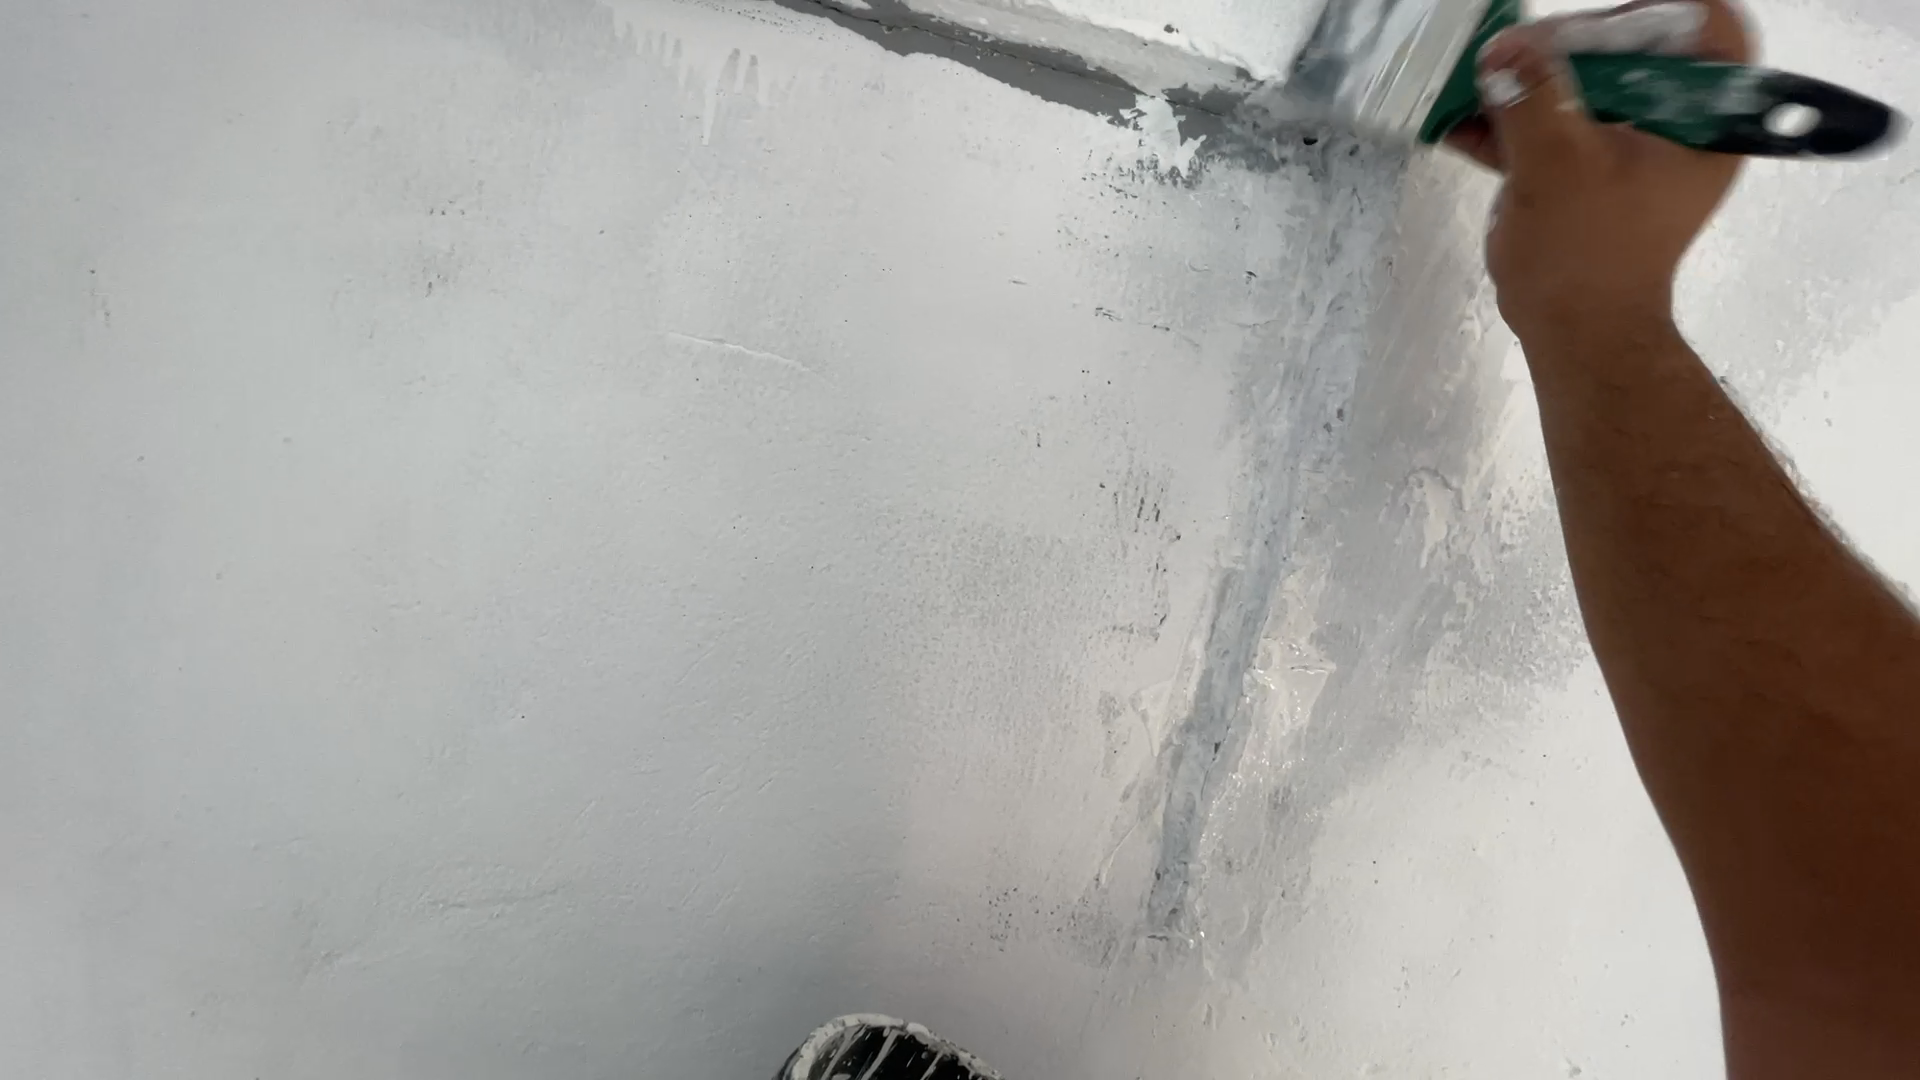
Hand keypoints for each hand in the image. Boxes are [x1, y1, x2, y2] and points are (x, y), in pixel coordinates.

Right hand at [1444, 1, 1755, 345]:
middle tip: (1501, 63)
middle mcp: (1679, 122)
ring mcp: (1631, 155)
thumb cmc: (1583, 253)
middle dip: (1554, 58)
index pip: (1688, 21)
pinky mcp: (1591, 184)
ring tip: (1469, 93)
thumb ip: (1531, 101)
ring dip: (1523, 96)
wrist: (1578, 332)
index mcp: (1706, 109)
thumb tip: (1502, 49)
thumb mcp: (1555, 167)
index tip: (1560, 38)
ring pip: (1581, 101)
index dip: (1626, 17)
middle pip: (1624, 59)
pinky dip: (1514, 132)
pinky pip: (1556, 140)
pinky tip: (1466, 128)